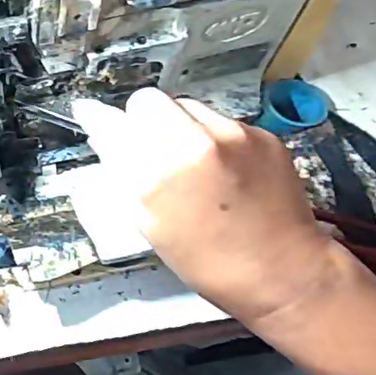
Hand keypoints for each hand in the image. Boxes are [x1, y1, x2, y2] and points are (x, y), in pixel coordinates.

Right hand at [70, 88, 347, 326]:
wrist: (285, 273)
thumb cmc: (210, 262)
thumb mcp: (150, 226)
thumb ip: (124, 178)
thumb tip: (106, 141)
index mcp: (157, 177)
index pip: (112, 125)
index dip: (98, 119)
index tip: (91, 114)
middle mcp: (193, 146)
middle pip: (148, 101)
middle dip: (142, 118)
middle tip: (148, 142)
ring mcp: (232, 136)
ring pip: (186, 104)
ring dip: (177, 124)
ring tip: (189, 157)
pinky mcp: (262, 134)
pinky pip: (221, 120)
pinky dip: (212, 136)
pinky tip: (222, 166)